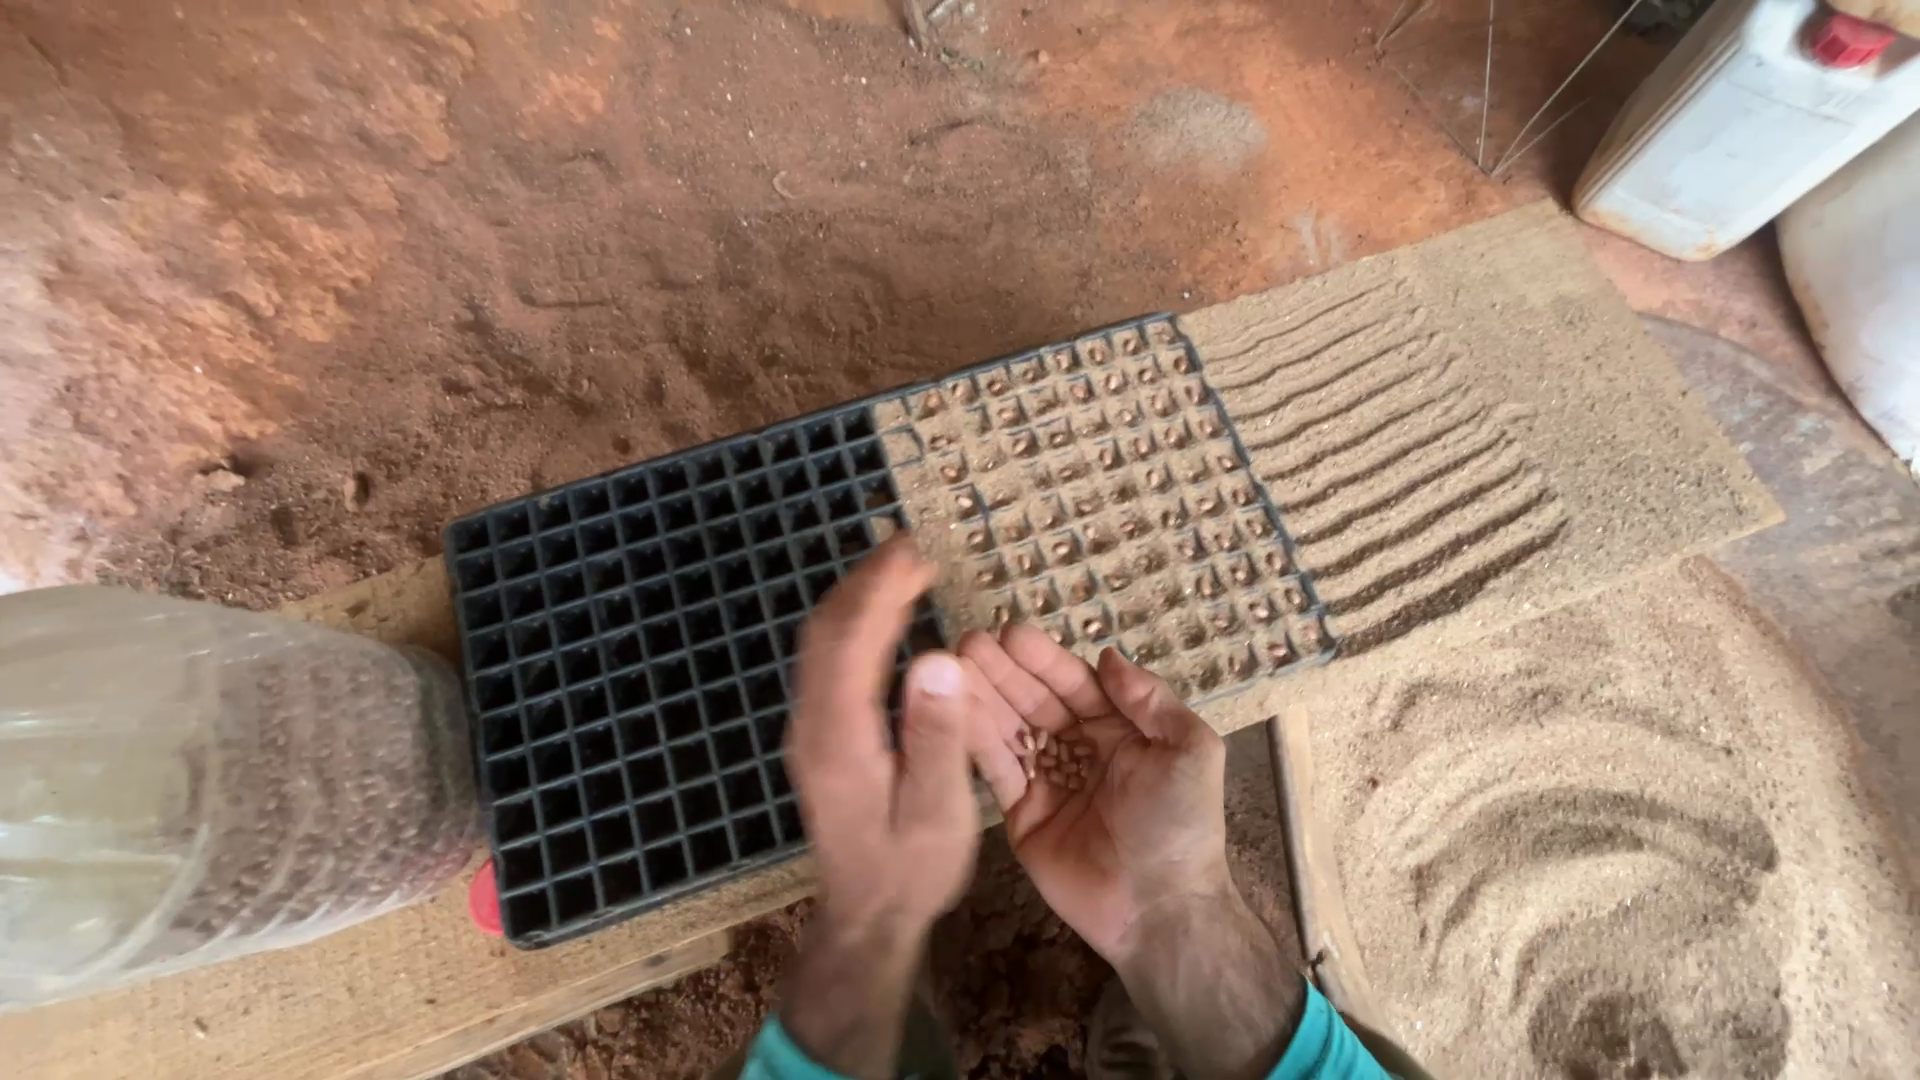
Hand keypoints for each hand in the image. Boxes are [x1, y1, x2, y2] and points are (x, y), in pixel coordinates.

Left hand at [777, 536, 978, 1079]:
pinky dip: (853, 621)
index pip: (850, 643)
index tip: (911, 550)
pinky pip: (827, 658)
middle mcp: (813, 722)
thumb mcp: (938, 812)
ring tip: (900, 564)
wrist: (865, 914)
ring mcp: (809, 725)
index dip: (878, 589)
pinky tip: (883, 613)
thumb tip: (938, 658)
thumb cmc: (911, 867)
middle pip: (826, 631)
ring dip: (856, 594)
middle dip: (865, 579)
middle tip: (909, 543)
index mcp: (840, 737)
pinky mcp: (817, 730)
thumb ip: (936, 736)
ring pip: (820, 641)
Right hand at [958, 626, 1302, 1079]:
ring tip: (949, 669)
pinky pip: (997, 770)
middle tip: (966, 643)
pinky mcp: (1021, 812)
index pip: (1074, 684)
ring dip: (981, 697)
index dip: (1043, 659)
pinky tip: (951, 712)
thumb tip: (1107, 656)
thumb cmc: (1179, 824)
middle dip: (1003, 672)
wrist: (1159, 910)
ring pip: (1009, 729)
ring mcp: (1047, 779)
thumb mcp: (1189, 750)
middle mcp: (1079, 747)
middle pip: (1034, 700)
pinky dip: (974, 740)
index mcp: (1118, 729)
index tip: (1010, 633)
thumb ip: (1151, 700)